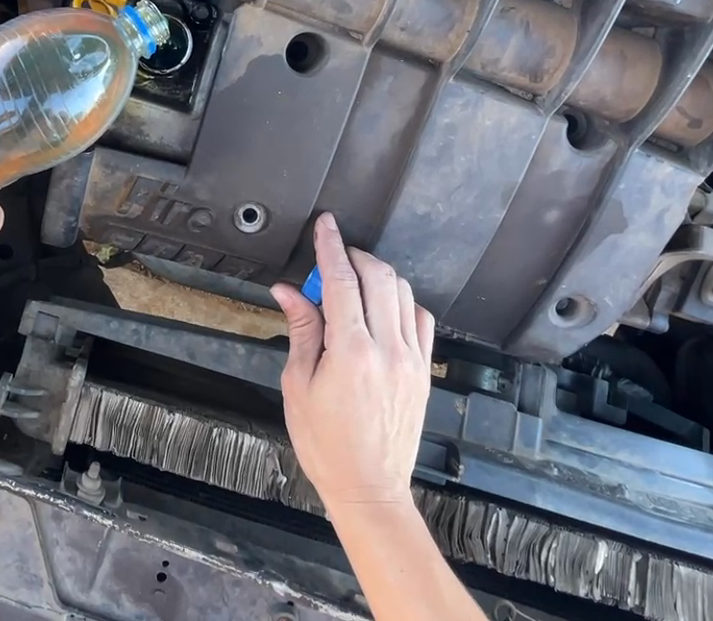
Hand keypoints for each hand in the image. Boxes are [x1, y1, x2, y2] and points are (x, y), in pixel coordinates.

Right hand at [272, 213, 434, 515]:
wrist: (368, 487)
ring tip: (354, 283)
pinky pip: (421, 320)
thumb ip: (301, 329)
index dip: (330, 246)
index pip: (341, 280)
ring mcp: (411, 360)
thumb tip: (288, 292)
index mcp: (351, 352)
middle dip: (355, 255)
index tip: (325, 225)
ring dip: (378, 275)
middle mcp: (388, 350)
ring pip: (403, 292)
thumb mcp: (298, 384)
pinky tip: (383, 308)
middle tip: (334, 256)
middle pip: (378, 277)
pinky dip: (402, 301)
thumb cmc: (327, 443)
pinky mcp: (424, 372)